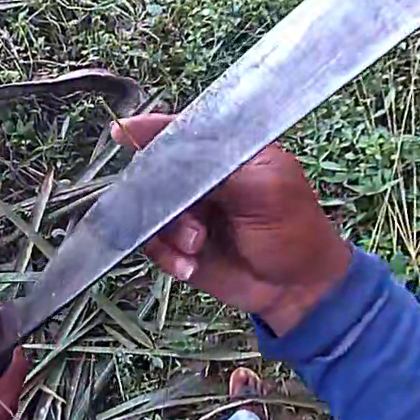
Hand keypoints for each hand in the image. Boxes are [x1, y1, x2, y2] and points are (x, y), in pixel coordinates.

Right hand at [113, 114, 350, 334]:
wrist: (297, 289)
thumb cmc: (293, 230)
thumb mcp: (263, 188)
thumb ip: (219, 168)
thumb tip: (172, 155)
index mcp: (229, 154)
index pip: (185, 132)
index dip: (153, 130)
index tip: (123, 132)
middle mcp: (203, 180)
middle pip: (158, 172)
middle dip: (161, 193)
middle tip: (184, 214)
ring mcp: (189, 214)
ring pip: (151, 211)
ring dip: (170, 230)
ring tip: (196, 246)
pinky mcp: (181, 246)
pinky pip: (154, 244)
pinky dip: (167, 255)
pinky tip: (189, 265)